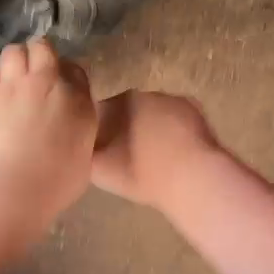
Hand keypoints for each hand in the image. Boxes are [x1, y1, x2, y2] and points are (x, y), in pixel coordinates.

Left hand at [0, 39, 98, 217]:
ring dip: (15, 61)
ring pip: (12, 52)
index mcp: (78, 99)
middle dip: (38, 54)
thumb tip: (68, 119)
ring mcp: (14, 85)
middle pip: (42, 47)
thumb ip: (78, 125)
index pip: (74, 69)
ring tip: (13, 78)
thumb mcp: (83, 152)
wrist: (15, 185)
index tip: (61, 84)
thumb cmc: (57, 181)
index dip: (66, 73)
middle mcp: (47, 83)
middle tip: (35, 72)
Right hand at [91, 91, 221, 207]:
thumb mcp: (97, 169)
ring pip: (153, 111)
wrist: (192, 180)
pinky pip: (177, 116)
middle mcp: (143, 93)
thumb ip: (84, 151)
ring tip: (153, 154)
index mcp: (116, 103)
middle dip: (125, 126)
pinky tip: (175, 150)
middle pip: (126, 109)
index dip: (97, 131)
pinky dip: (175, 129)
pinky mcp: (195, 108)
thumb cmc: (140, 174)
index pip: (98, 112)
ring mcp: (172, 98)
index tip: (100, 150)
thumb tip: (78, 145)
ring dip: (151, 127)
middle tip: (126, 154)